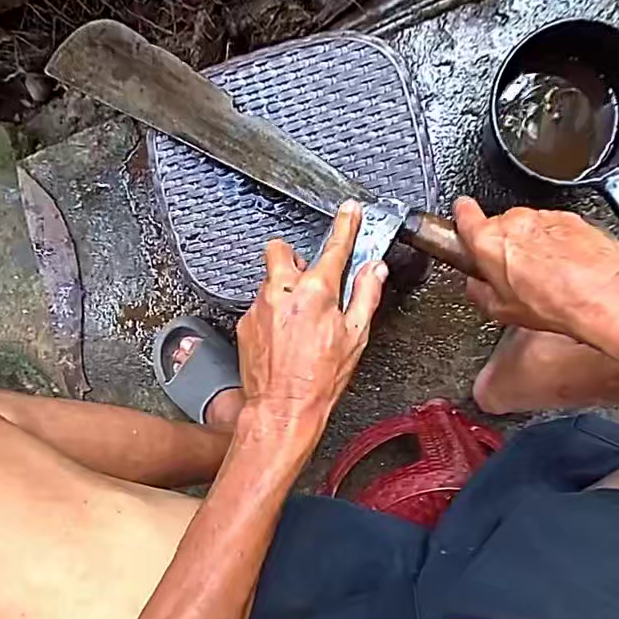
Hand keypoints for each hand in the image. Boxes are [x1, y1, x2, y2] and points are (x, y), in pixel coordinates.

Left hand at [236, 201, 387, 435]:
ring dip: (283, 289)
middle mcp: (283, 291)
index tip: (349, 211)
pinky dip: (271, 313)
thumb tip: (374, 271)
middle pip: (282, 250)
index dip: (346, 225)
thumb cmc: (319, 379)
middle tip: (309, 281)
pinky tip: (283, 336)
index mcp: (316, 292)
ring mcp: (260, 306)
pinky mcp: (245, 322)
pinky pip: (259, 305)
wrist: (283, 407)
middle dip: (295, 259)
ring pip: (269, 279)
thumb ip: (365, 296)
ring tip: (298, 320)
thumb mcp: (355, 337)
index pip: (335, 247)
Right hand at [453, 196, 618, 343]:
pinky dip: (558, 244)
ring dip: (533, 245)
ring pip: (530, 227)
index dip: (462, 216)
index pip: (464, 213)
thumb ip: (478, 290)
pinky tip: (565, 269)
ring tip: (545, 276)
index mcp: (488, 240)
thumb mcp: (500, 310)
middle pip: (500, 226)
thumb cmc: (555, 303)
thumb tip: (476, 285)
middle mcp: (516, 221)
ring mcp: (547, 217)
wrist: (607, 296)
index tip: (462, 216)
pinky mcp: (575, 219)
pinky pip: (557, 229)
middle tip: (512, 273)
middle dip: (504, 245)